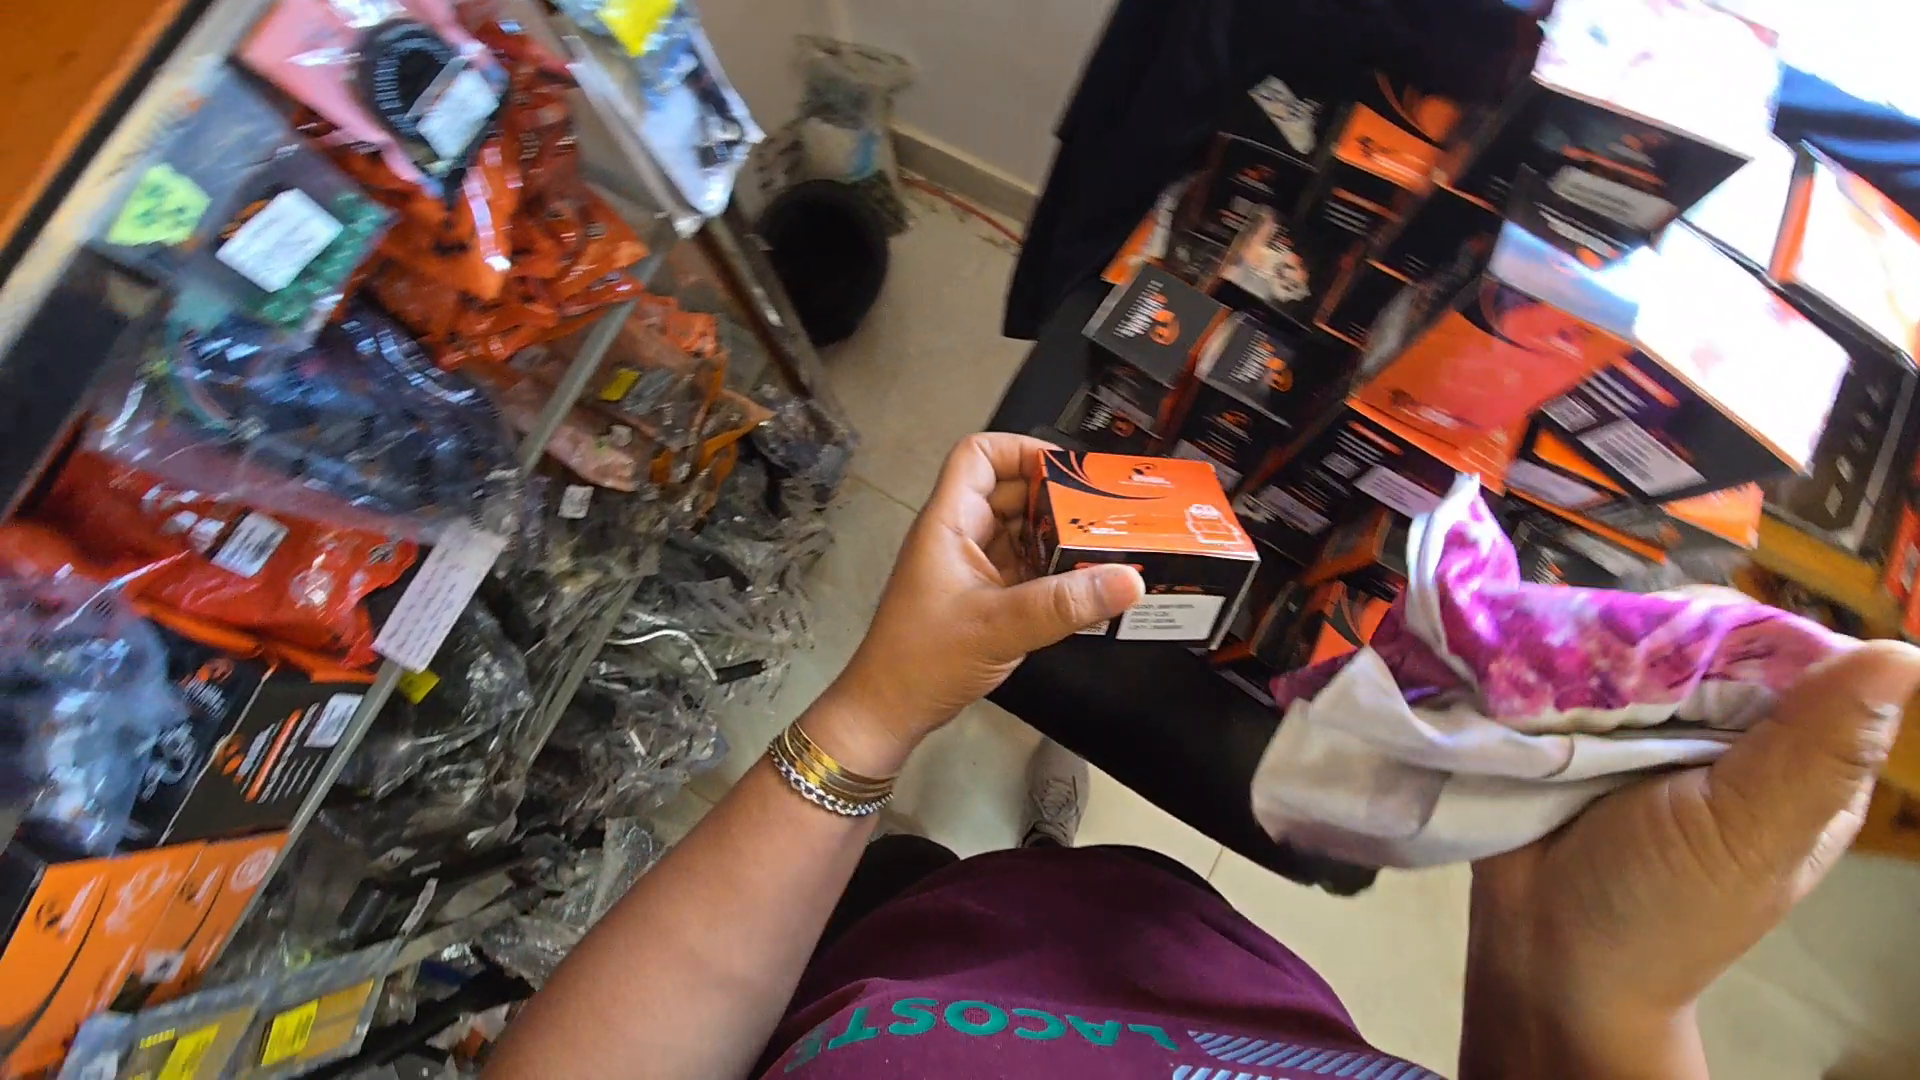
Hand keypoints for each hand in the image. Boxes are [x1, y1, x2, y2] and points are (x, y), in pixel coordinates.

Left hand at [809, 434, 1143, 774]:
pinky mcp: (980, 596)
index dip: (1021, 450)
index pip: (978, 455)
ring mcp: (969, 567)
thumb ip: (1063, 604)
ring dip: (1056, 536)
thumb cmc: (923, 659)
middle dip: (1054, 498)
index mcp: (949, 522)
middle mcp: (959, 536)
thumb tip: (1128, 580)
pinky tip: (1082, 585)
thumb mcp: (998, 626)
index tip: (1068, 469)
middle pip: (1009, 493)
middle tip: (1104, 511)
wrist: (890, 709)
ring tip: (1103, 545)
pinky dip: (1050, 570)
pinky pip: (1021, 567)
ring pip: (1018, 532)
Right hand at [1461, 639, 1919, 1077]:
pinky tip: (1509, 654)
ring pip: (1611, 657)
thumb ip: (1813, 752)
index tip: (1676, 621)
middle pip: (1684, 645)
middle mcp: (1701, 733)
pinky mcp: (1553, 734)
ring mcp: (1620, 731)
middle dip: (1636, 630)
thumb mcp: (1749, 832)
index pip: (1778, 656)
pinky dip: (1531, 664)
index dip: (1735, 624)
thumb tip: (1898, 655)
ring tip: (1536, 639)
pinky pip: (1550, 680)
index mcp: (1778, 755)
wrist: (1543, 947)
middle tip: (1586, 632)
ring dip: (1573, 644)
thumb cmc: (1661, 904)